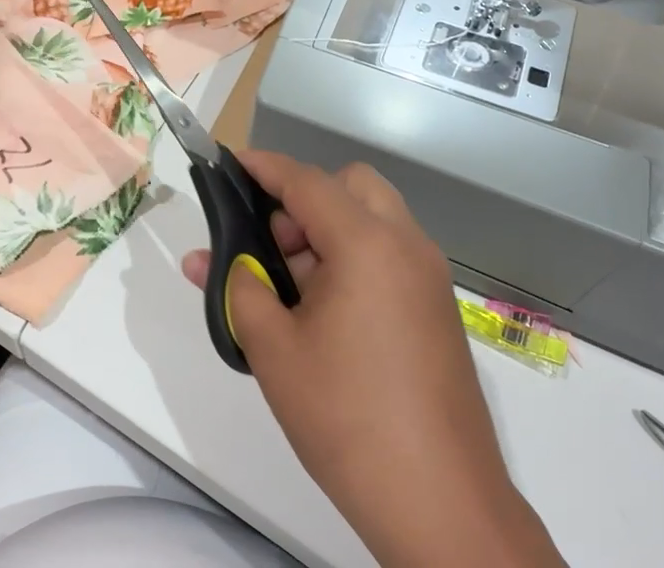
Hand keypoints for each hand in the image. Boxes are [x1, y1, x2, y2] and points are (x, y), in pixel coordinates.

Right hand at [182, 152, 562, 566]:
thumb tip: (225, 263)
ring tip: (281, 289)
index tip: (227, 164)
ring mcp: (429, 280)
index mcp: (368, 244)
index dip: (262, 167)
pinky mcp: (436, 312)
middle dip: (302, 200)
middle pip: (350, 188)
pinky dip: (350, 261)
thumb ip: (242, 289)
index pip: (306, 180)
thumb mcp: (272, 348)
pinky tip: (317, 314)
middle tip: (266, 248)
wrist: (438, 499)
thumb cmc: (345, 416)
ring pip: (371, 223)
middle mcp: (407, 247)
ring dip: (325, 233)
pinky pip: (387, 259)